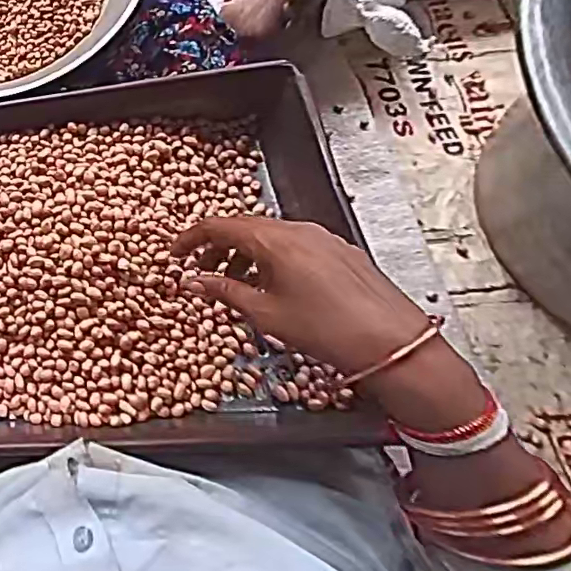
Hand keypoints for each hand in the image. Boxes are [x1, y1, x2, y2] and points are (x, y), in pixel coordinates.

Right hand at [171, 216, 430, 375]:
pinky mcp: (340, 251)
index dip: (190, 239)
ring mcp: (323, 238)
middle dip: (216, 248)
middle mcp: (299, 230)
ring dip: (243, 254)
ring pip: (269, 236)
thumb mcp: (264, 313)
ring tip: (234, 283)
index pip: (218, 226)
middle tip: (200, 271)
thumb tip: (195, 281)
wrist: (395, 345)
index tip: (175, 254)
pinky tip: (270, 285)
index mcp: (275, 240)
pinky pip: (293, 245)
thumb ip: (224, 291)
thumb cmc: (327, 329)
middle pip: (243, 227)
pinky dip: (270, 259)